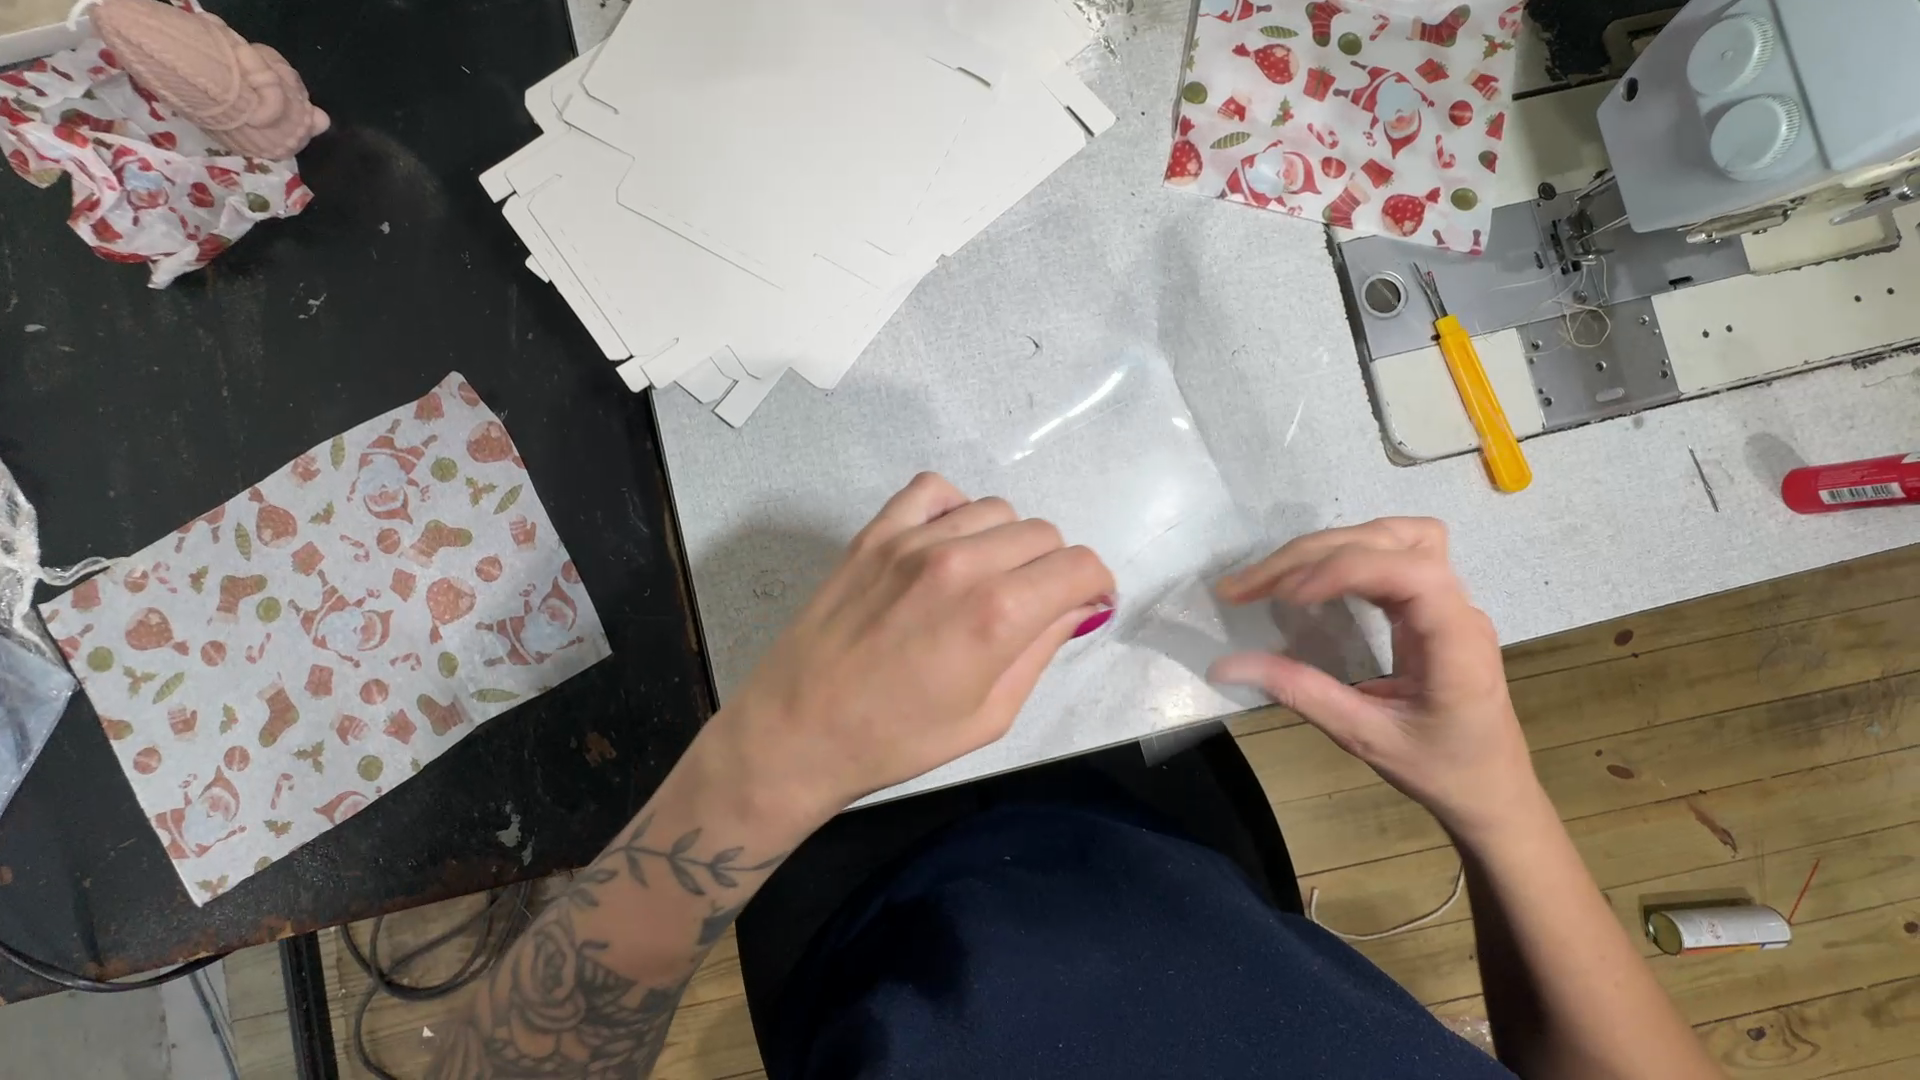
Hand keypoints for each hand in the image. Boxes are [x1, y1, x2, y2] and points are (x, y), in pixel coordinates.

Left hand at [717, 473, 1114, 822]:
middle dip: (1054, 569)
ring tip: (986, 579)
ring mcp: (913, 541)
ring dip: (1007, 542)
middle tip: (1033, 605)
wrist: (799, 730)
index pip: (1080, 565)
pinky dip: (954, 509)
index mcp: (998, 614)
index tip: (1086, 605)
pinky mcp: (875, 533)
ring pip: (996, 510)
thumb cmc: (899, 738)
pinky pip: (932, 490)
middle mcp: (962, 563)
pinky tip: (948, 543)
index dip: (1095, 585)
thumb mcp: (989, 714)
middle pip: (1043, 534)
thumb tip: (1080, 607)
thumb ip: (1041, 649)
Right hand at [1207, 518, 1539, 839]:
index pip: (1411, 571)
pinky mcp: (1427, 603)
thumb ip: (1300, 693)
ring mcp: (1445, 600)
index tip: (1286, 597)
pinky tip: (1304, 581)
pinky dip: (1338, 558)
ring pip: (1389, 537)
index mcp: (1456, 642)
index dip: (1344, 568)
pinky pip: (1387, 555)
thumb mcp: (1366, 739)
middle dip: (1311, 556)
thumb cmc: (1442, 770)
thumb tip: (1226, 665)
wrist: (1492, 789)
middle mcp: (1456, 607)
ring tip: (1271, 578)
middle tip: (1247, 588)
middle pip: (1389, 543)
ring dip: (1323, 548)